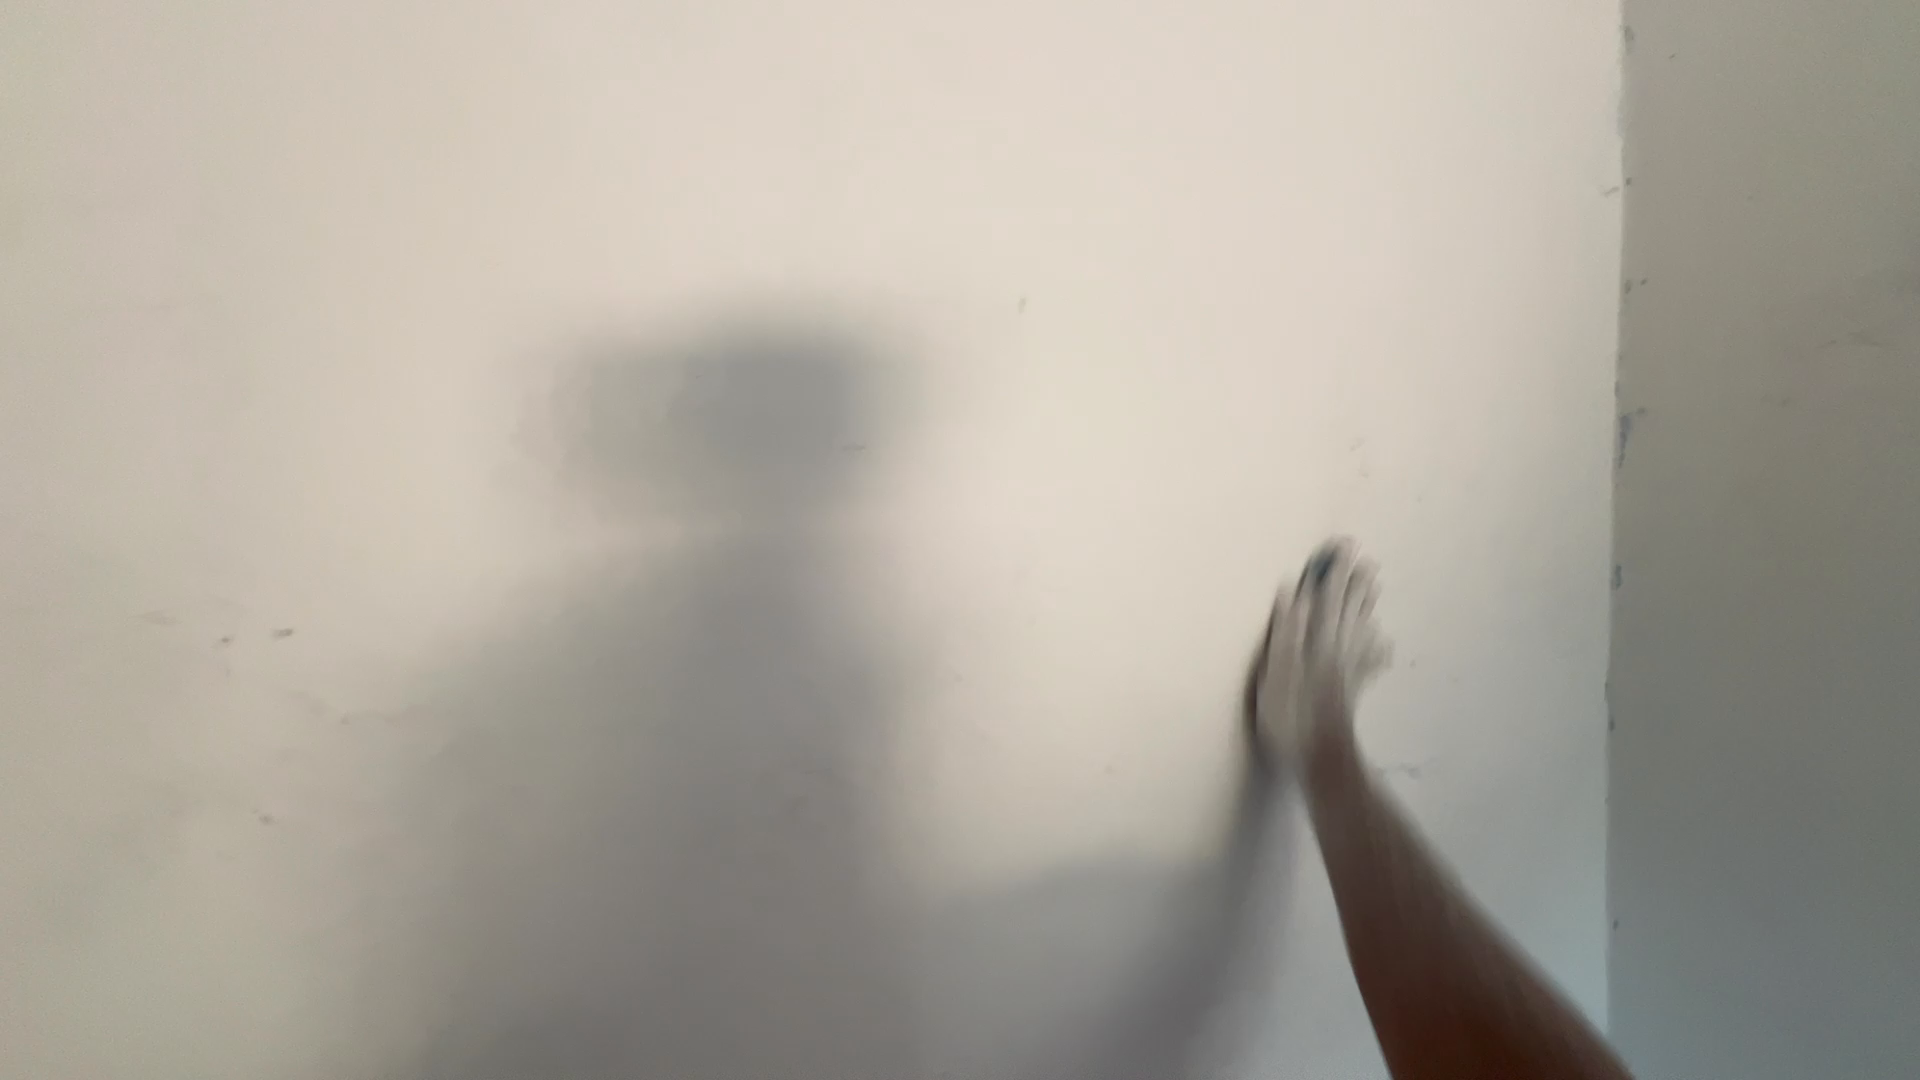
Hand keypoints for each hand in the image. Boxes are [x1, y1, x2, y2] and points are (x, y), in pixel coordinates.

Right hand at [1248, 538, 1390, 764]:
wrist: (1322, 757)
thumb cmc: (1289, 715)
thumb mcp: (1275, 669)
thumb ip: (1285, 627)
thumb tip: (1290, 588)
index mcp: (1318, 641)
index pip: (1327, 598)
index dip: (1334, 572)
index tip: (1343, 547)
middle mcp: (1337, 650)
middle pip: (1349, 610)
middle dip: (1355, 583)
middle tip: (1364, 559)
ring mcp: (1348, 671)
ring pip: (1361, 630)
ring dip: (1366, 606)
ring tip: (1374, 587)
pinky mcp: (1352, 690)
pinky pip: (1369, 661)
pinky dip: (1376, 648)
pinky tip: (1383, 643)